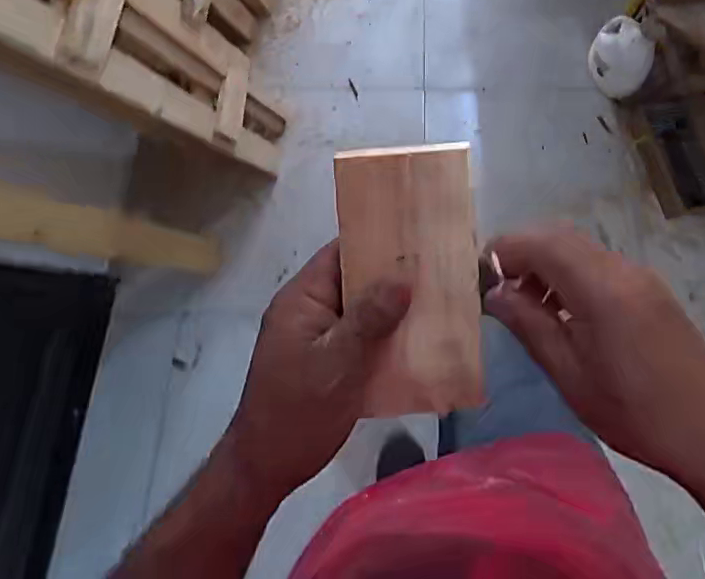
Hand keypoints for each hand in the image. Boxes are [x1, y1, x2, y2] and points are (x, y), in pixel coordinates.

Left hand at [223, 239, 411, 499]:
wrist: (266, 470)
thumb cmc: (297, 411)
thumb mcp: (336, 362)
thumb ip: (369, 318)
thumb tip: (404, 276)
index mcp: (303, 297)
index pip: (340, 252)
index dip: (375, 239)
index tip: (415, 232)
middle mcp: (311, 308)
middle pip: (355, 278)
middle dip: (392, 272)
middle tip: (437, 263)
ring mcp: (320, 334)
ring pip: (363, 307)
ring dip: (394, 304)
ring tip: (438, 293)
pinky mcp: (332, 358)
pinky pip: (364, 333)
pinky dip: (387, 332)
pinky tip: (421, 334)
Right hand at [483, 231, 704, 486]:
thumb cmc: (633, 410)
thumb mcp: (569, 374)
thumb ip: (529, 324)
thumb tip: (494, 292)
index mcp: (600, 285)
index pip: (541, 242)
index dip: (505, 249)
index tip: (479, 274)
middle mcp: (621, 267)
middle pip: (560, 236)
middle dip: (523, 251)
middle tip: (498, 286)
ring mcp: (639, 274)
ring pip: (580, 246)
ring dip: (547, 261)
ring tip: (527, 302)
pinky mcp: (649, 287)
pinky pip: (600, 262)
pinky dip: (572, 271)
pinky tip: (564, 309)